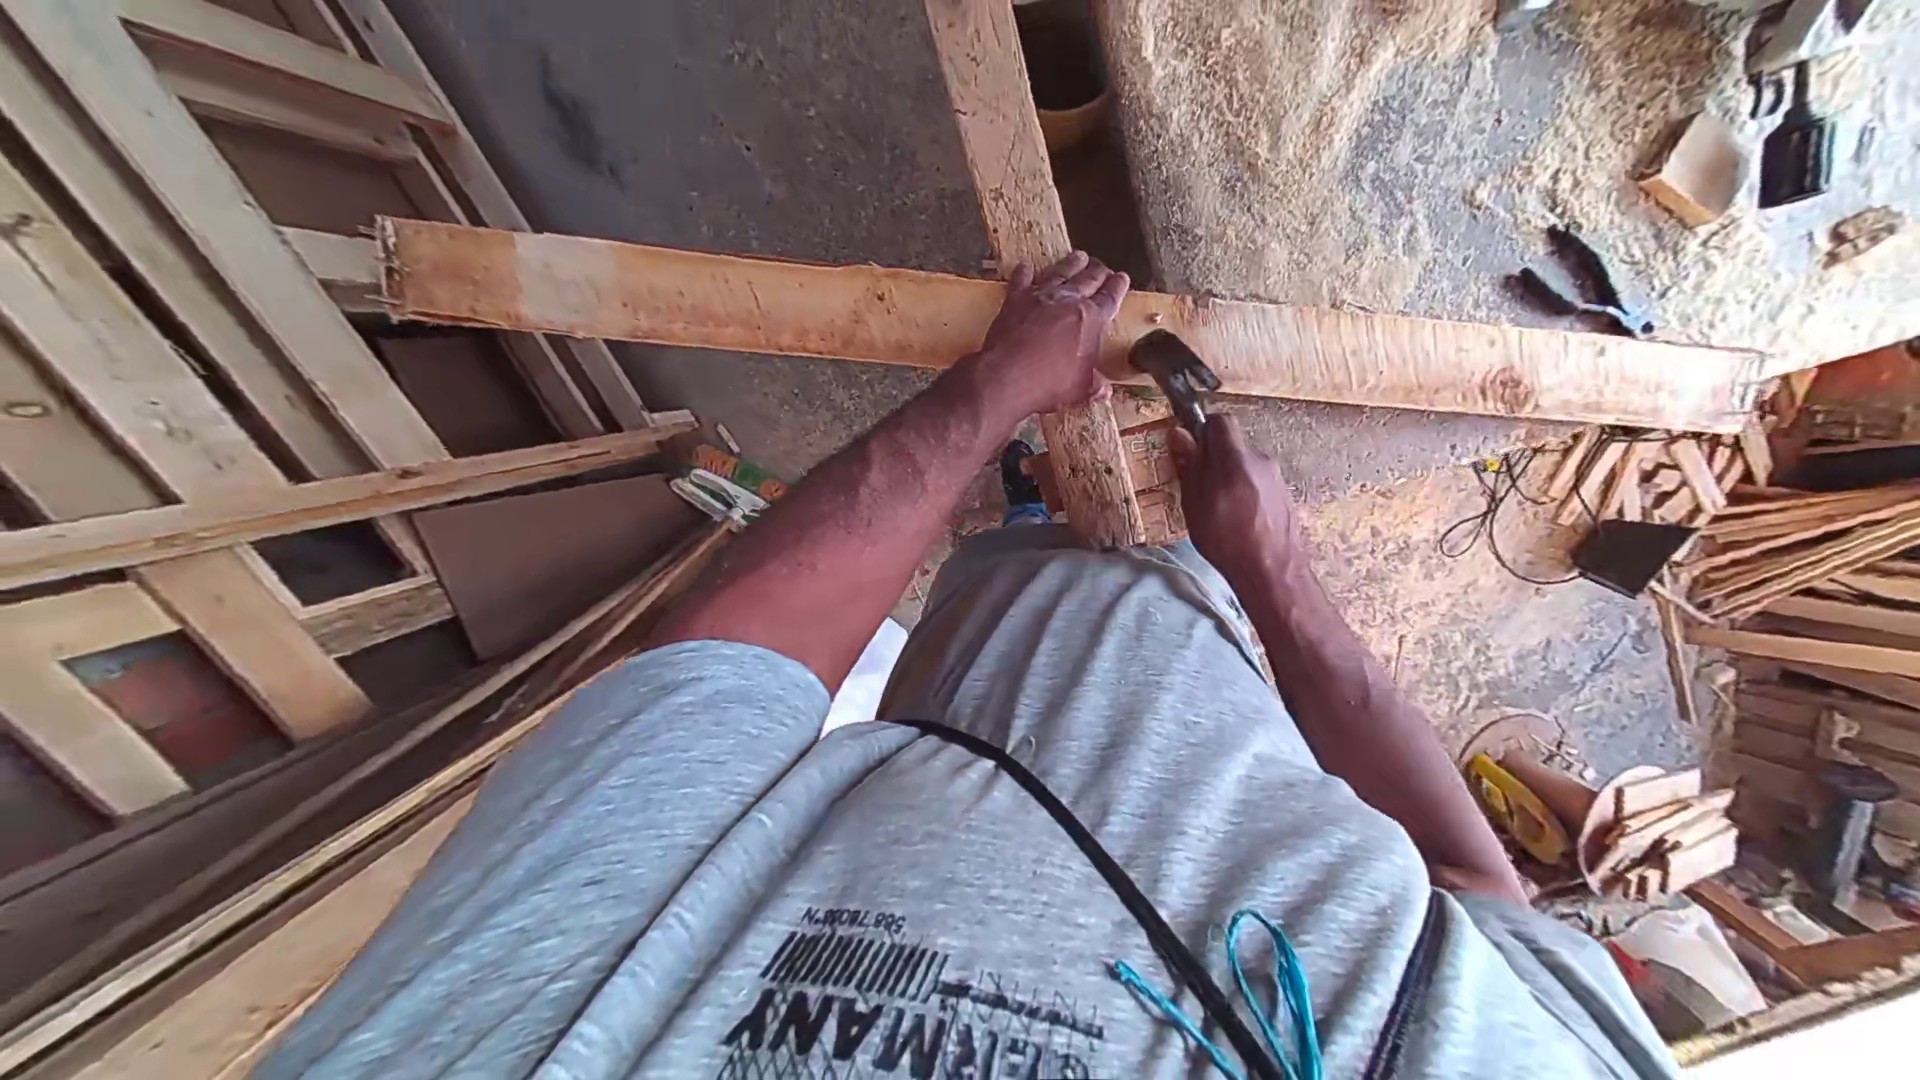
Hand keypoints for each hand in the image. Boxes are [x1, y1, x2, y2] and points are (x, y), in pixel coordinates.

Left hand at [959, 251, 1128, 420]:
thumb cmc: (1048, 384)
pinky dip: (1025, 273)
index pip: (1110, 298)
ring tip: (1078, 256)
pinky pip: (1022, 280)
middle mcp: (1068, 301)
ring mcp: (1040, 297)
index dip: (1118, 287)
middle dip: (1098, 272)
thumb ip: (1094, 386)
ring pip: (1060, 272)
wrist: (1007, 377)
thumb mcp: (1079, 390)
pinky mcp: (1014, 301)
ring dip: (1070, 264)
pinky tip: (1026, 267)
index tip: (1122, 279)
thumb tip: (1105, 390)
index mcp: (1092, 319)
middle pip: (1088, 279)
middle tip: (1102, 268)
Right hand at [1168, 414, 1306, 584]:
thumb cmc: (1227, 541)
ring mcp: (1275, 477)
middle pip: (1232, 444)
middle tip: (1197, 485)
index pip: (1220, 421)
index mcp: (1236, 460)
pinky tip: (1236, 517)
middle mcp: (1260, 461)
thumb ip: (1190, 466)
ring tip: (1216, 507)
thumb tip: (1179, 434)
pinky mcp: (1283, 492)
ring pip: (1244, 463)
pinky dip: (1242, 490)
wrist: (1272, 572)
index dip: (1201, 430)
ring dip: (1227, 476)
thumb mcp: (1195, 504)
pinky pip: (1256, 480)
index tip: (1190, 449)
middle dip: (1213, 458)